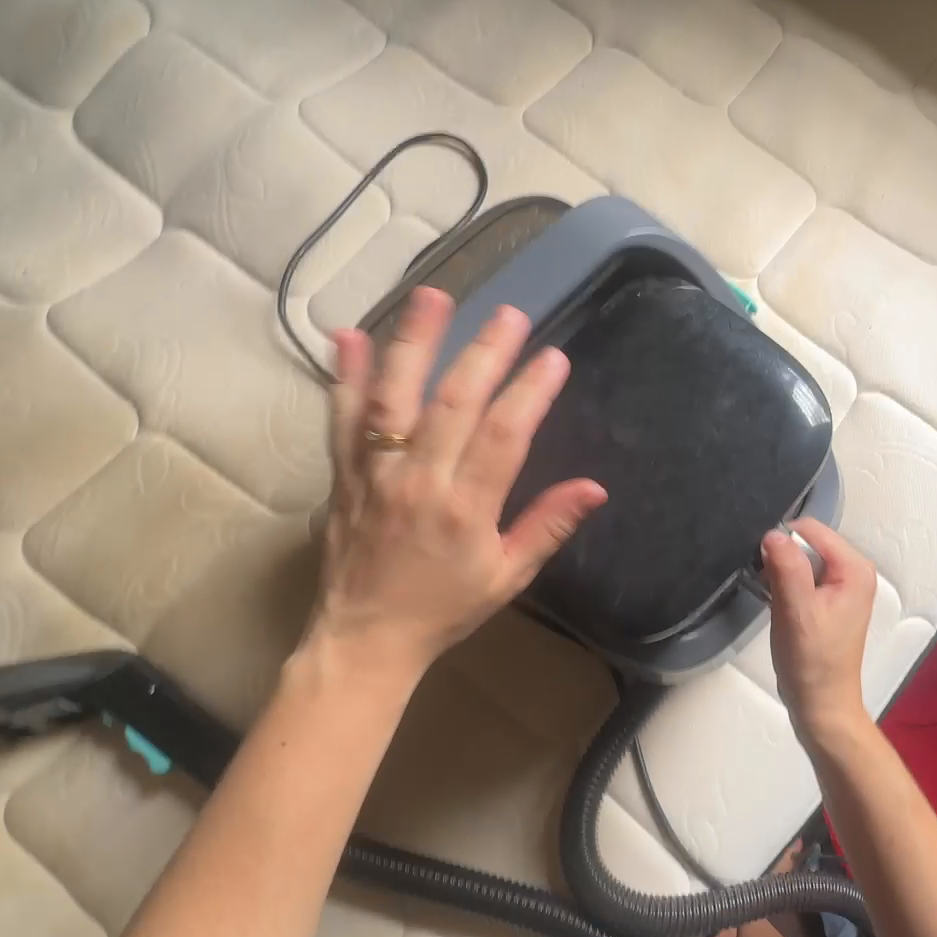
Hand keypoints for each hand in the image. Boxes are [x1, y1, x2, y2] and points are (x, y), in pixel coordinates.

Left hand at [307, 287, 606, 682]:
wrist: (364, 639)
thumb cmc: (446, 607)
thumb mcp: (508, 576)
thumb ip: (548, 526)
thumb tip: (595, 487)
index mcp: (465, 509)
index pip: (502, 437)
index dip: (530, 393)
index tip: (553, 357)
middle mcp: (418, 482)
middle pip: (453, 404)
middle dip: (485, 354)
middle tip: (510, 314)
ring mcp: (374, 473)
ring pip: (393, 398)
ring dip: (414, 344)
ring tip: (433, 297)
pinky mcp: (343, 474)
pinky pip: (341, 419)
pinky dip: (344, 376)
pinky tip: (348, 334)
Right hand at [761, 518, 877, 738]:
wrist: (821, 705)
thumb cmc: (811, 661)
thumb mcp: (796, 611)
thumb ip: (787, 567)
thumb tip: (772, 533)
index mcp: (855, 568)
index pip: (811, 529)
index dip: (784, 542)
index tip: (765, 568)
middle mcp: (854, 571)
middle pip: (807, 543)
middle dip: (782, 559)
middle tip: (768, 588)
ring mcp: (842, 587)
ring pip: (801, 560)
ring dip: (781, 575)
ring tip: (775, 601)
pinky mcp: (829, 601)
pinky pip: (802, 578)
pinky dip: (786, 587)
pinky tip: (780, 608)